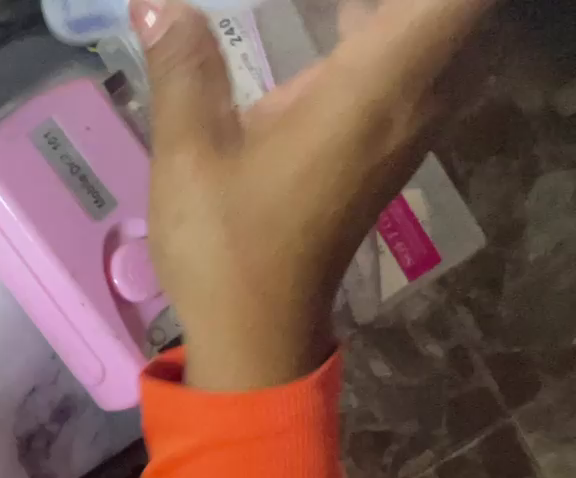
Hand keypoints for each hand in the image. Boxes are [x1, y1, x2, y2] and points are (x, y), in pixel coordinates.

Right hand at [136, 0, 494, 391]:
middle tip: (279, 7)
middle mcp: (426, 82)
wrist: (255, 322)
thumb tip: (157, 2)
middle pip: (443, 2)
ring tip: (304, 13)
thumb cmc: (225, 243)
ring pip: (433, 19)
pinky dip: (377, 25)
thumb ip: (183, 72)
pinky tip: (321, 26)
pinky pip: (417, 47)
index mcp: (383, 77)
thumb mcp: (189, 157)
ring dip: (374, 9)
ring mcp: (419, 110)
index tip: (314, 4)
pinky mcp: (397, 132)